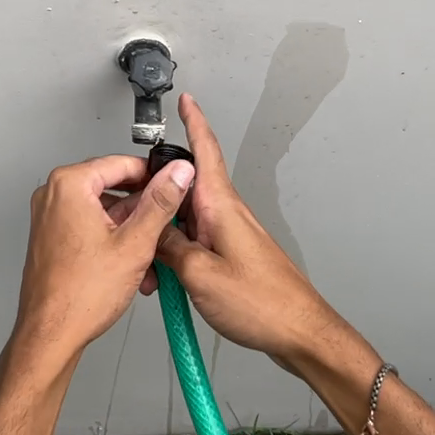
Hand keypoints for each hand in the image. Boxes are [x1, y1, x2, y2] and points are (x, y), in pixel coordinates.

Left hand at [15, 153, 195, 363]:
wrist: (51, 334)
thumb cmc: (80, 295)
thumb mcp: (135, 243)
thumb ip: (160, 203)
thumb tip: (177, 174)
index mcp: (69, 184)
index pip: (121, 163)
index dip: (153, 175)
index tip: (174, 184)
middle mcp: (53, 194)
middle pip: (112, 186)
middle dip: (143, 209)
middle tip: (167, 223)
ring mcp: (50, 215)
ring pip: (103, 210)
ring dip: (131, 230)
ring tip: (153, 254)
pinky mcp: (52, 235)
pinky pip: (90, 225)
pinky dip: (113, 239)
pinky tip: (134, 265)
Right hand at [153, 94, 350, 371]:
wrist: (302, 334)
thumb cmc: (263, 304)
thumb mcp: (199, 275)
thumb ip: (168, 246)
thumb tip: (150, 230)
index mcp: (219, 206)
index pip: (205, 149)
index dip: (194, 121)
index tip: (185, 100)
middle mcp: (225, 212)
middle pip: (182, 186)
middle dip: (154, 194)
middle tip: (132, 206)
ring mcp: (229, 233)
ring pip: (184, 218)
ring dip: (163, 234)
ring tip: (152, 265)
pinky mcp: (230, 254)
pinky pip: (194, 241)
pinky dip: (175, 252)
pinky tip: (169, 278)